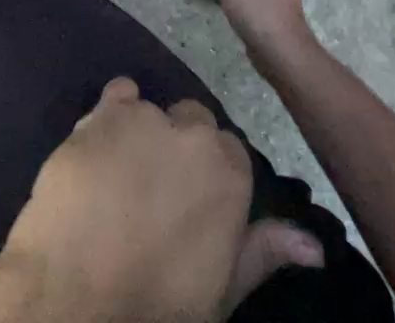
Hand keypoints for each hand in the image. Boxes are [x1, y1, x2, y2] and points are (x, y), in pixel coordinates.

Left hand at [0, 78, 252, 321]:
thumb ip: (264, 252)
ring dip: (140, 133)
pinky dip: (112, 112)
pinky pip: (116, 94)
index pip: (229, 150)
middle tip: (152, 186)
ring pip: (151, 111)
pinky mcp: (102, 116)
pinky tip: (100, 143)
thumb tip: (315, 246)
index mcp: (231, 173)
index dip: (207, 173)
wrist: (79, 298)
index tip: (189, 198)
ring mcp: (146, 120)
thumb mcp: (222, 288)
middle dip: (176, 145)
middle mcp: (195, 136)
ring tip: (117, 174)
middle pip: (191, 121)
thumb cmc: (159, 302)